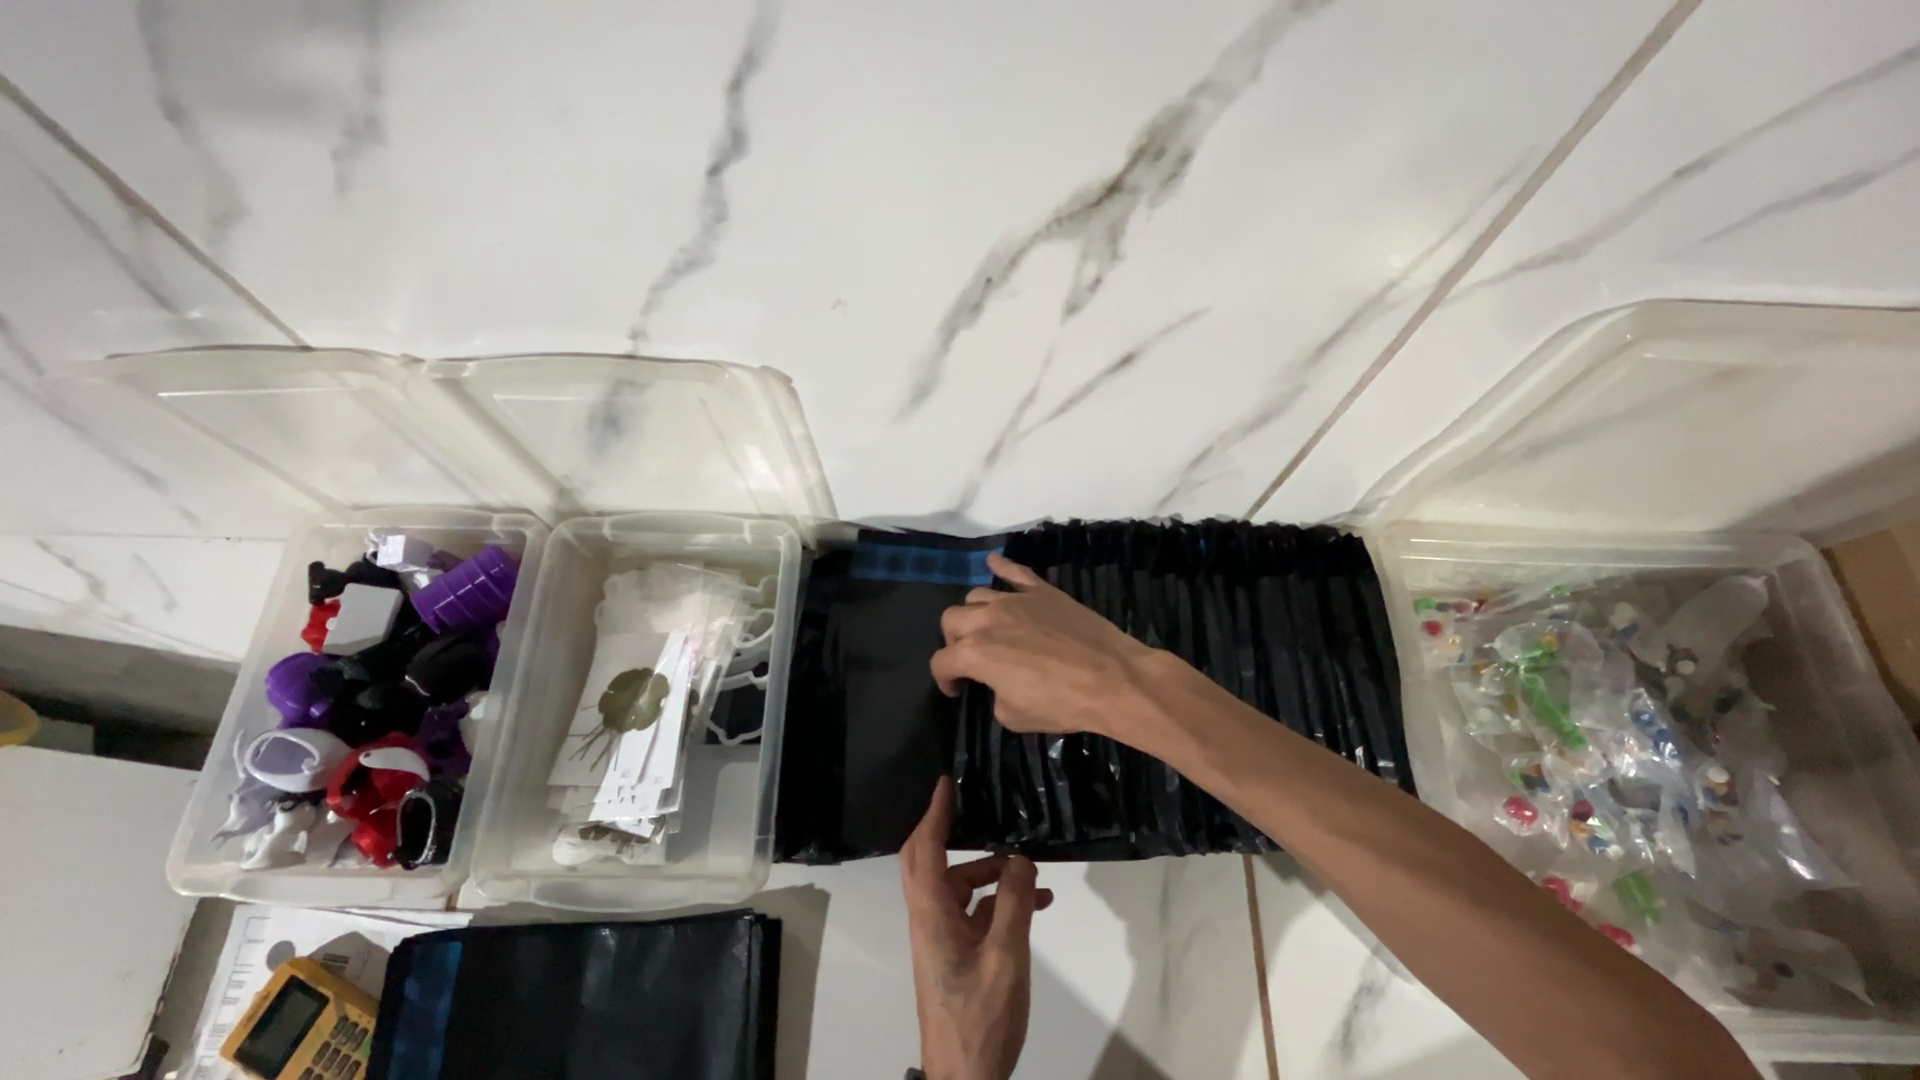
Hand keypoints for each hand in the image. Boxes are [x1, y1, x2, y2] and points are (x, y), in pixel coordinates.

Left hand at [901, 776, 1054, 1079]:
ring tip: (1033, 870)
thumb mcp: (1006, 957)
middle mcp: (930, 920)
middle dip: (953, 833)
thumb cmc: (981, 1017)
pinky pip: (975, 914)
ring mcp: (942, 940)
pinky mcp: (957, 957)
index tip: (946, 783)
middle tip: (979, 808)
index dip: (934, 813)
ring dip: (992, 873)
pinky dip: (1000, 903)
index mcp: (932, 915)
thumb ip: (1014, 903)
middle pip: (933, 863)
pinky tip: (1035, 904)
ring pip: (960, 888)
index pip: (925, 849)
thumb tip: (1019, 857)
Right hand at [931, 553, 1166, 740]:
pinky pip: (1015, 572)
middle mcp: (987, 619)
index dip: (944, 679)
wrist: (1112, 678)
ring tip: (986, 627)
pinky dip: (1001, 567)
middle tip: (969, 658)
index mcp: (975, 653)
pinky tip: (994, 563)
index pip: (942, 662)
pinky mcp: (1043, 591)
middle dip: (954, 641)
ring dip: (974, 613)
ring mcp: (1016, 600)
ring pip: (978, 595)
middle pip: (952, 620)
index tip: (957, 690)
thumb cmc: (1062, 703)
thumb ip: (995, 695)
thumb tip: (999, 684)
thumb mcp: (1015, 716)